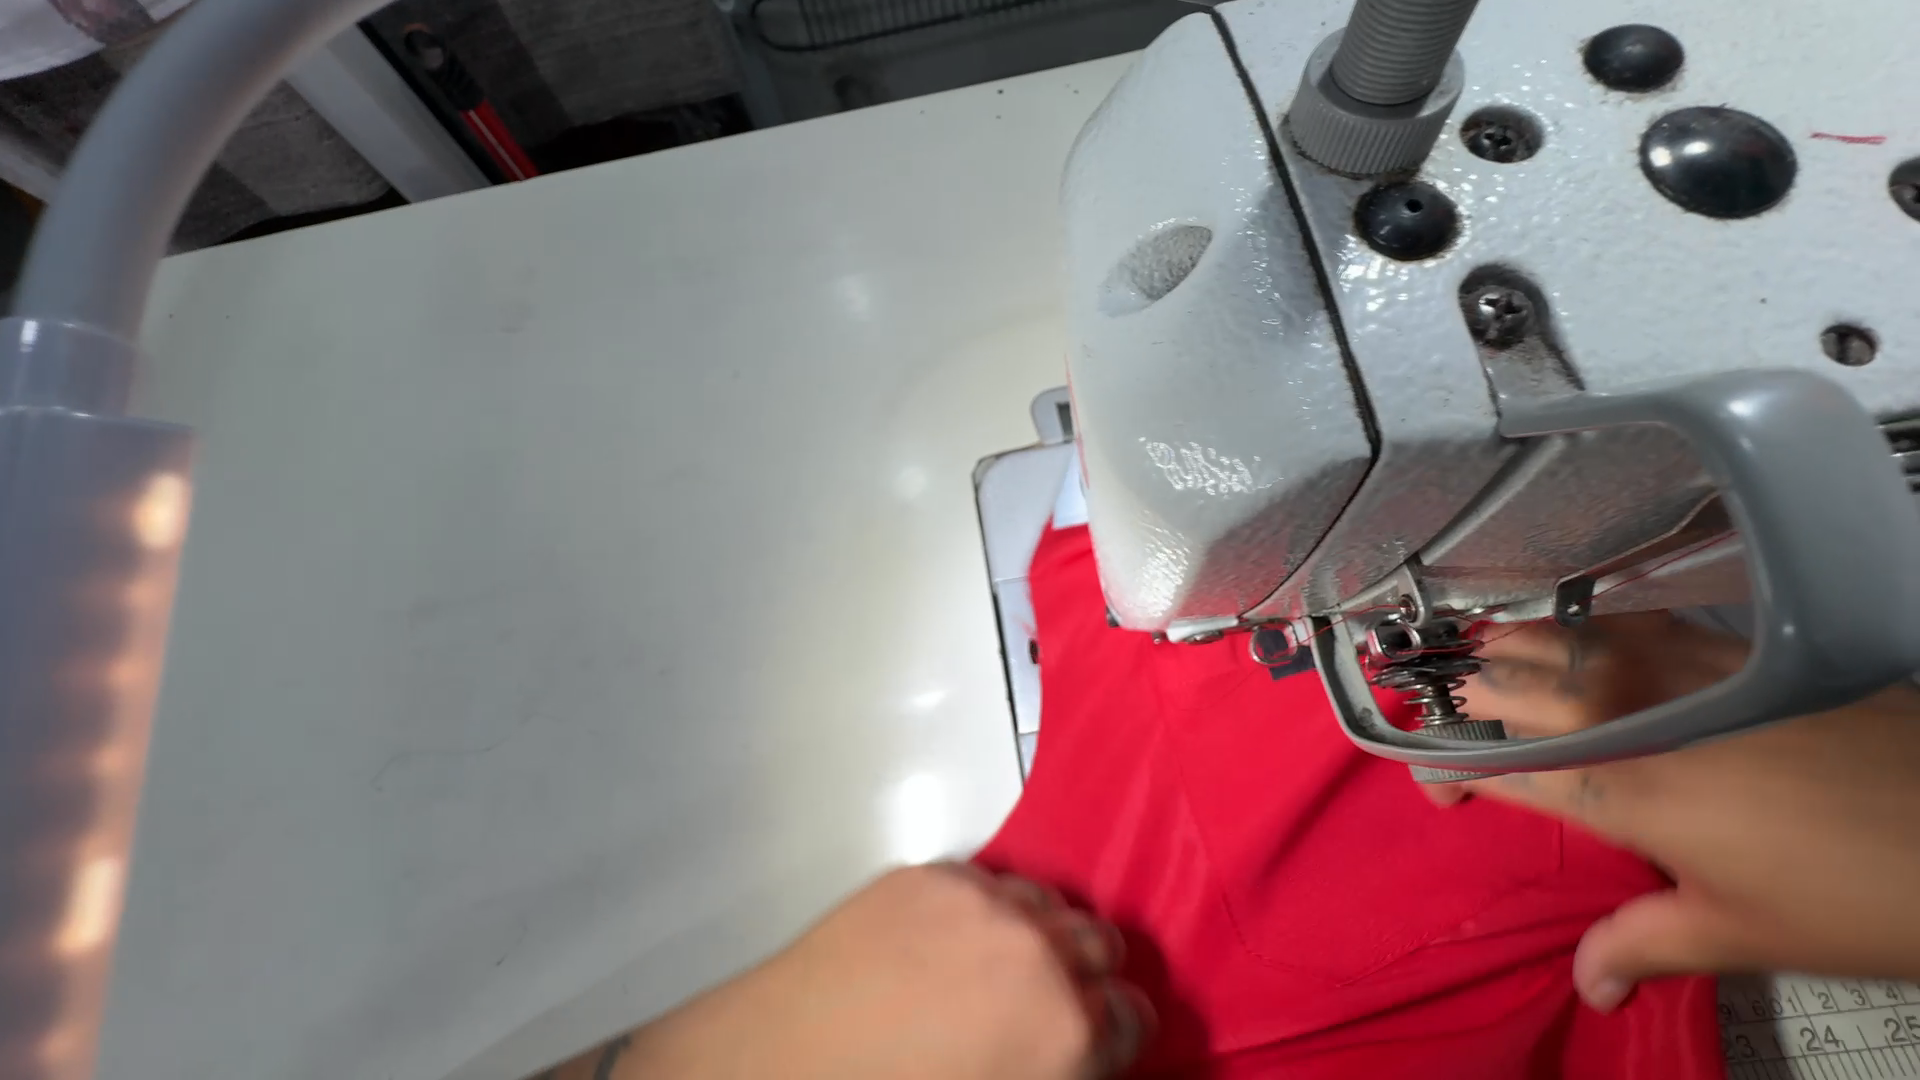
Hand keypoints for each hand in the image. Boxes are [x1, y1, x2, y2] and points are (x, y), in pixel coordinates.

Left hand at [560, 863, 1151, 1079]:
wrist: (789, 1065)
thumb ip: (1054, 1068)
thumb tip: (1075, 1047)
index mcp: (1065, 1030)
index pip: (1133, 1016)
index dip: (1117, 1030)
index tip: (1101, 1033)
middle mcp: (1036, 950)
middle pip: (1099, 939)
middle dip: (1085, 970)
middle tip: (1051, 995)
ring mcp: (981, 901)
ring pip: (1045, 896)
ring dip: (1036, 928)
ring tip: (997, 959)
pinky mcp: (931, 873)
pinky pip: (983, 880)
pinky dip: (981, 906)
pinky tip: (947, 937)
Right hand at [1441, 614, 1919, 1010]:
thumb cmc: (1861, 894)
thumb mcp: (1748, 934)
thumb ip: (1643, 944)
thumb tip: (1586, 988)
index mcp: (1615, 789)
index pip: (1496, 770)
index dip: (1451, 778)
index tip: (1443, 795)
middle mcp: (1618, 716)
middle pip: (1498, 689)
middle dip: (1459, 707)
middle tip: (1459, 727)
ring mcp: (1660, 671)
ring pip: (1539, 639)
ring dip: (1497, 653)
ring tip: (1487, 668)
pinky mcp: (1709, 646)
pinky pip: (1606, 622)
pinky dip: (1567, 630)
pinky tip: (1573, 644)